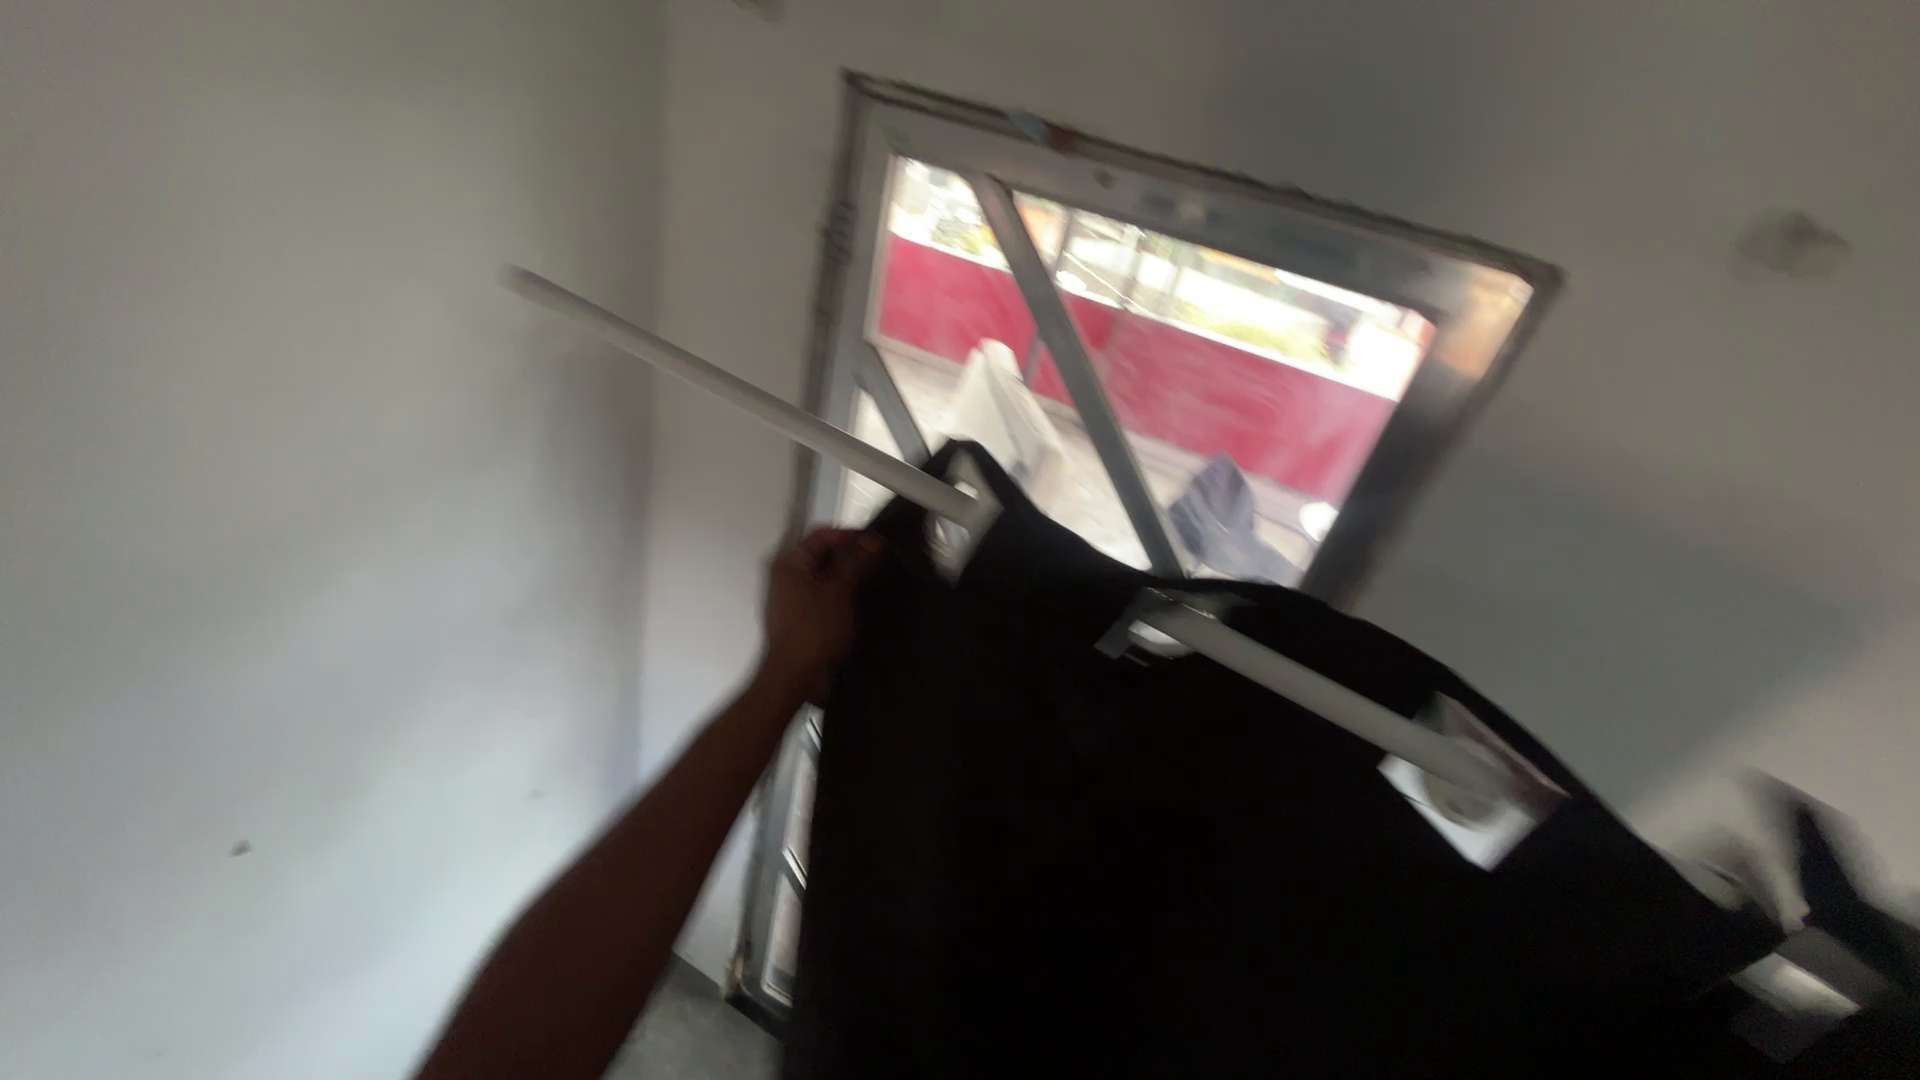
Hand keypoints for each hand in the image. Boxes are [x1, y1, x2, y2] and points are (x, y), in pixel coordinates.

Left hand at [757, 527, 885, 703]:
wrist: (795, 676)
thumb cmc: (810, 635)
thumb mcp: (840, 591)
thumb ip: (856, 562)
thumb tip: (871, 541)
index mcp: (788, 562)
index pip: (823, 534)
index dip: (851, 535)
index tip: (876, 542)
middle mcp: (785, 575)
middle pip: (822, 553)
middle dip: (851, 555)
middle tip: (877, 560)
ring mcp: (790, 596)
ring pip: (824, 574)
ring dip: (847, 574)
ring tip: (872, 579)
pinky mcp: (800, 615)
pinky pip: (822, 593)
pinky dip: (840, 592)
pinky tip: (858, 600)